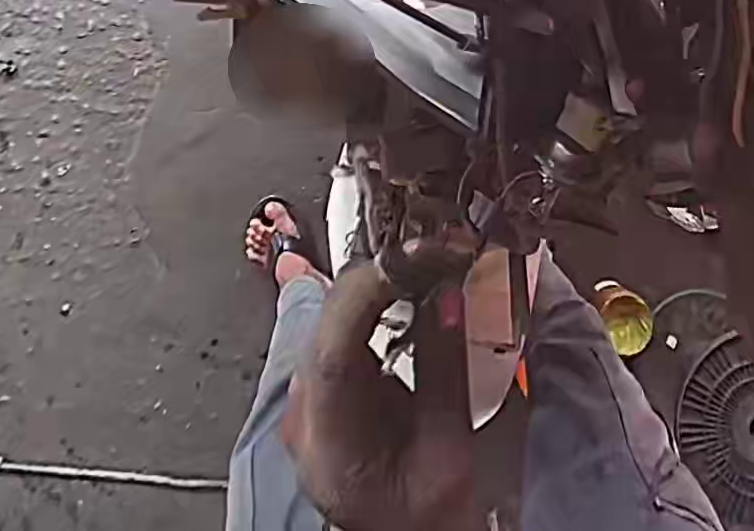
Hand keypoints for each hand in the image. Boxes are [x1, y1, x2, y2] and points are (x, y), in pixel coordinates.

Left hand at [282, 254, 484, 530]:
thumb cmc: (421, 517)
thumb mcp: (448, 455)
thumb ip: (445, 371)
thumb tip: (447, 296)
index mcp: (329, 433)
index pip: (335, 339)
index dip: (373, 286)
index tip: (419, 256)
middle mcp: (305, 406)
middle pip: (332, 312)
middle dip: (386, 270)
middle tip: (437, 249)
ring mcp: (308, 391)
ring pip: (335, 306)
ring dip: (383, 276)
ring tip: (430, 258)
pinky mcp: (324, 379)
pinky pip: (344, 317)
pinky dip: (377, 292)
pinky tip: (405, 277)